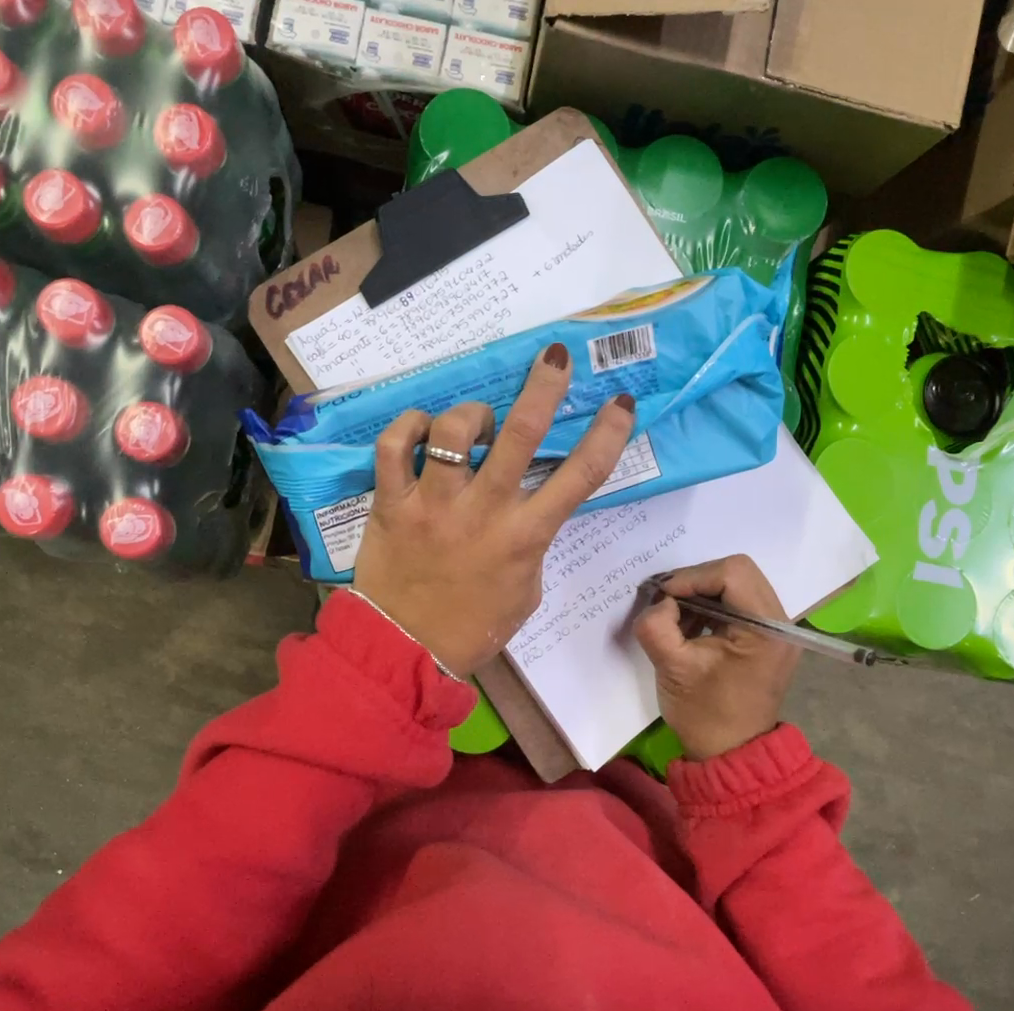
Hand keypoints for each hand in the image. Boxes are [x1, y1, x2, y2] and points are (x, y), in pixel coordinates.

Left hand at [353, 343, 636, 676]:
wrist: (405, 651)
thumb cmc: (474, 626)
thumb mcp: (526, 589)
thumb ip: (532, 543)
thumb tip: (528, 507)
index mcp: (526, 536)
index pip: (581, 477)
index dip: (608, 435)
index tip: (621, 404)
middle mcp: (485, 511)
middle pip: (521, 435)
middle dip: (544, 388)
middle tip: (554, 358)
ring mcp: (434, 505)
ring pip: (454, 432)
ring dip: (472, 414)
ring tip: (477, 423)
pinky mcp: (392, 503)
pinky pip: (394, 447)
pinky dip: (408, 427)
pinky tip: (421, 429)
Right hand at [634, 556, 800, 760]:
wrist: (731, 754)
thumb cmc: (704, 714)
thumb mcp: (672, 668)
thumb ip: (658, 626)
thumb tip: (660, 603)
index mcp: (765, 629)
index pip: (732, 573)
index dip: (692, 577)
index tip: (664, 598)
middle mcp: (779, 622)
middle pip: (737, 571)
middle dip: (696, 581)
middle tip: (668, 603)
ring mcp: (775, 628)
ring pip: (737, 583)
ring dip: (701, 593)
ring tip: (676, 617)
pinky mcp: (765, 636)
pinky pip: (737, 601)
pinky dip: (710, 605)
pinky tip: (690, 626)